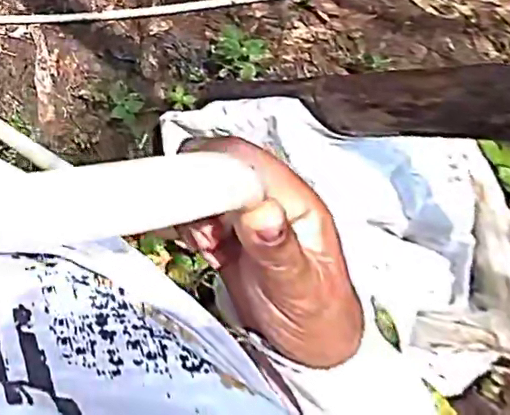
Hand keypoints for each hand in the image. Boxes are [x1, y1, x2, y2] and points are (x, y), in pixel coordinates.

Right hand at [177, 136, 364, 367]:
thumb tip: (263, 211)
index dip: (214, 171)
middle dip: (196, 189)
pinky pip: (194, 206)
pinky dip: (187, 223)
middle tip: (201, 227)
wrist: (311, 349)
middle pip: (216, 160)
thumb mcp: (303, 291)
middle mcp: (268, 194)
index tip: (197, 200)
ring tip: (207, 243)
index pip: (244, 159)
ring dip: (191, 208)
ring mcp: (245, 207)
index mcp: (294, 198)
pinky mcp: (227, 224)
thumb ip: (280, 251)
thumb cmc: (321, 321)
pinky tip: (204, 247)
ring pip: (200, 179)